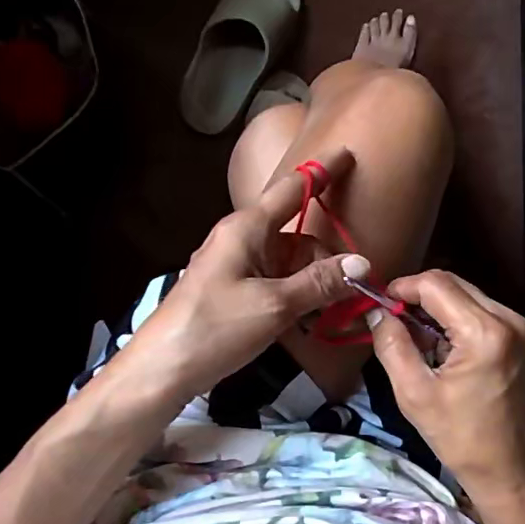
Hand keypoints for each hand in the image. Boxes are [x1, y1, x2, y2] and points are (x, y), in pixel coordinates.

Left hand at [114, 149, 368, 404]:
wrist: (162, 369)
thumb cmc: (214, 328)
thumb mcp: (274, 305)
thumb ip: (318, 283)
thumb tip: (362, 264)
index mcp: (246, 228)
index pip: (292, 187)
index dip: (322, 171)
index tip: (349, 154)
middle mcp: (240, 239)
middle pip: (296, 235)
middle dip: (326, 259)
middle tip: (353, 292)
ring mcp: (233, 266)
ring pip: (286, 263)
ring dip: (312, 284)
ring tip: (334, 313)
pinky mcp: (230, 292)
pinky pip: (272, 283)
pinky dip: (294, 297)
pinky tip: (307, 322)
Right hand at [367, 270, 524, 499]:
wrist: (507, 467)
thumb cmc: (457, 435)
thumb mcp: (412, 392)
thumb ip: (391, 344)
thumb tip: (376, 311)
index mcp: (485, 333)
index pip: (436, 284)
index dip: (403, 287)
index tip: (380, 304)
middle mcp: (511, 320)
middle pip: (454, 283)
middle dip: (419, 296)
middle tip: (393, 320)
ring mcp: (523, 327)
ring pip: (467, 294)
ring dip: (437, 308)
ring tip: (417, 339)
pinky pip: (482, 310)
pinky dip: (456, 318)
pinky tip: (443, 346)